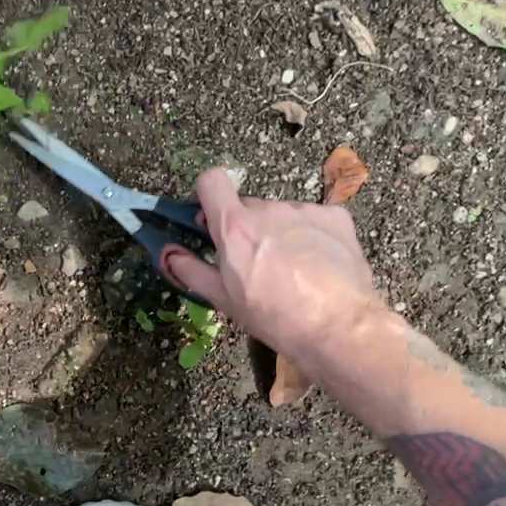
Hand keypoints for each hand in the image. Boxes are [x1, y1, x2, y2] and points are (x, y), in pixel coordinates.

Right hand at [162, 170, 381, 360]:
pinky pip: (311, 219)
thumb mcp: (222, 299)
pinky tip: (313, 264)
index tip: (208, 218)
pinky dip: (307, 235)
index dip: (206, 196)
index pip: (211, 181)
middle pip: (246, 206)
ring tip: (286, 269)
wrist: (334, 324)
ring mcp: (304, 210)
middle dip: (243, 227)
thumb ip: (191, 270)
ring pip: (279, 215)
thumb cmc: (271, 316)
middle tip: (249, 262)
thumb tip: (170, 253)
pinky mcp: (334, 216)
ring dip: (275, 233)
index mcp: (235, 227)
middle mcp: (269, 209)